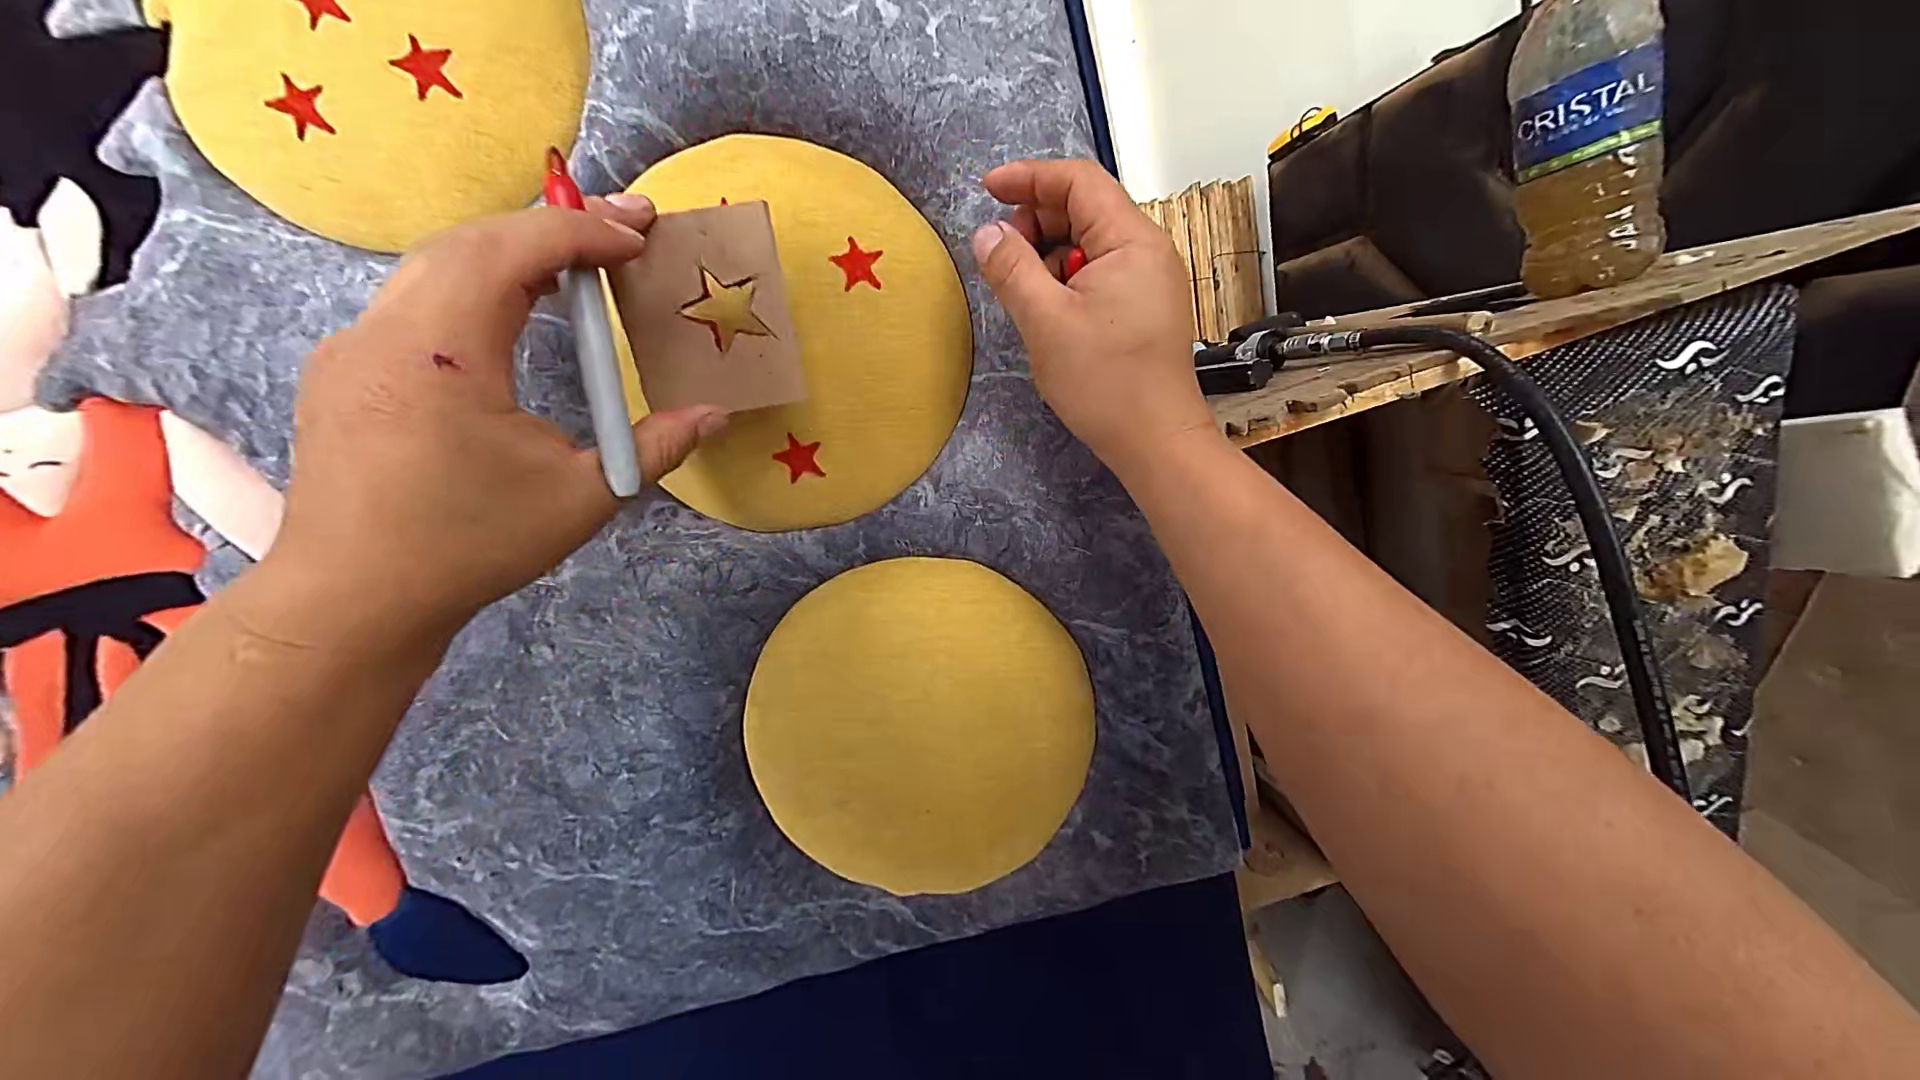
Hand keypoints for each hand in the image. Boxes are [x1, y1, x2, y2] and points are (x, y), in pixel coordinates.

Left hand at [260, 198, 726, 647]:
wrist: (356, 597)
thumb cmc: (473, 544)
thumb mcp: (584, 496)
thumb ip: (657, 446)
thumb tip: (718, 414)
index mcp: (441, 353)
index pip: (508, 253)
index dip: (579, 233)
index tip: (638, 236)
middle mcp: (385, 331)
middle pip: (470, 242)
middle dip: (552, 227)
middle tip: (624, 230)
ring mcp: (356, 347)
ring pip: (440, 267)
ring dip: (516, 254)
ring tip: (584, 264)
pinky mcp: (352, 370)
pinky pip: (422, 301)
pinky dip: (482, 286)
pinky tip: (522, 310)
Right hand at [971, 160, 1216, 478]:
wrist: (1155, 440)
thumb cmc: (1105, 383)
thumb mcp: (1046, 323)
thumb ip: (1011, 270)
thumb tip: (987, 234)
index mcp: (1132, 241)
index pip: (1079, 181)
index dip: (1029, 177)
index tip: (988, 189)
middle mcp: (1148, 252)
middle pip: (1086, 209)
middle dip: (1037, 220)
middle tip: (1002, 255)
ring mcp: (1150, 281)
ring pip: (1090, 245)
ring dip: (1049, 254)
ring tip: (1024, 290)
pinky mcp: (1144, 309)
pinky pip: (1100, 275)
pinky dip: (1067, 280)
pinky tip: (1049, 308)